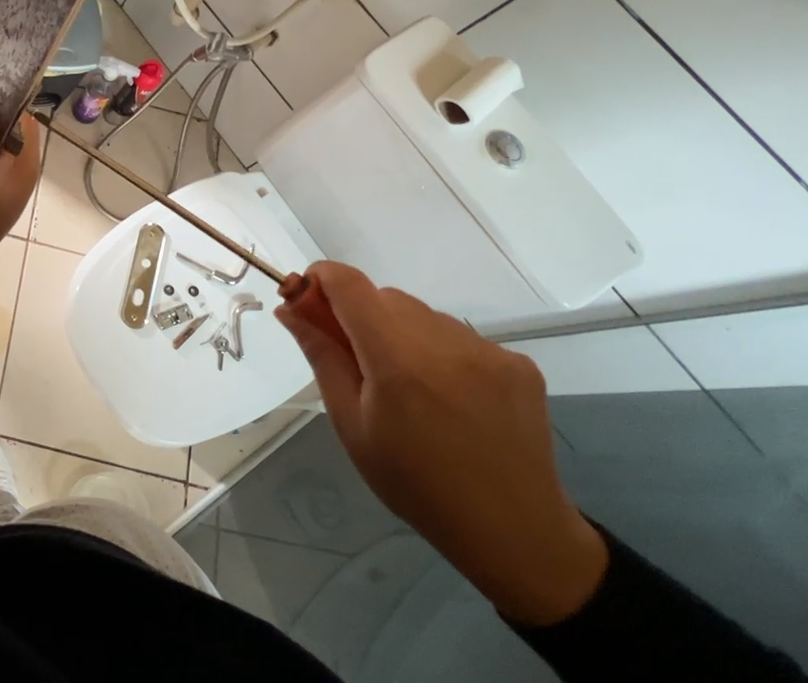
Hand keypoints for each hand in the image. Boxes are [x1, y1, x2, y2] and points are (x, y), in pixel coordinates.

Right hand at [275, 261, 607, 626]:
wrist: (511, 528)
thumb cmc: (413, 482)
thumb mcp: (350, 424)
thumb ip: (322, 357)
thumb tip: (289, 309)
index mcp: (397, 360)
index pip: (350, 285)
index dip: (321, 279)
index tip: (306, 301)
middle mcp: (445, 342)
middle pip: (386, 296)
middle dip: (359, 314)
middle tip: (352, 358)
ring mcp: (488, 350)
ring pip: (423, 315)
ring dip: (400, 332)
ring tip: (406, 386)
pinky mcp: (518, 363)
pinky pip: (460, 337)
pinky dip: (439, 351)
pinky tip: (446, 395)